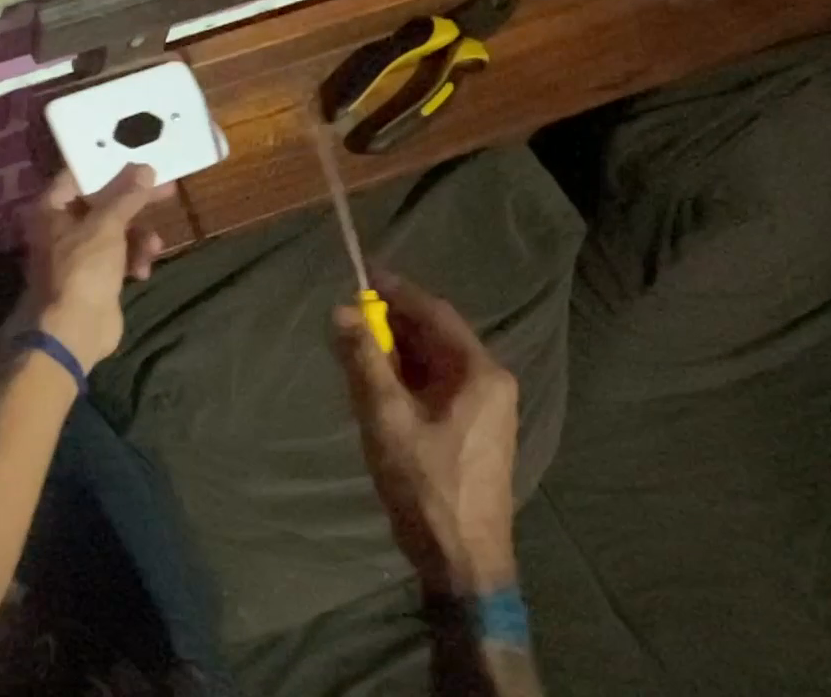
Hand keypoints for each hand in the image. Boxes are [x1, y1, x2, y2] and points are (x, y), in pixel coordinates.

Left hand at [24, 164, 169, 370]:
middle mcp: (60, 227)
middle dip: (134, 202)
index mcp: (51, 208)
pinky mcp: (95, 276)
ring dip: (138, 237)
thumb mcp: (107, 225)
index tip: (138, 157)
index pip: (78, 175)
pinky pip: (119, 257)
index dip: (107, 165)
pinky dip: (133, 260)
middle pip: (102, 203)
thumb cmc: (82, 268)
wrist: (73, 329)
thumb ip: (126, 196)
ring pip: (116, 232)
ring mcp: (78, 253)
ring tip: (152, 248)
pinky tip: (142, 272)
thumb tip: (145, 168)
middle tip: (168, 191)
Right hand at [332, 271, 519, 593]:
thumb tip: (341, 310)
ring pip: (432, 362)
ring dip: (393, 349)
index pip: (435, 314)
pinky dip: (402, 375)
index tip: (361, 273)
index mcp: (480, 374)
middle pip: (435, 336)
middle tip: (346, 312)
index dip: (397, 291)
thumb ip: (363, 360)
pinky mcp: (470, 430)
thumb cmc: (425, 482)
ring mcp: (483, 409)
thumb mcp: (385, 416)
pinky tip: (373, 380)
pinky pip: (434, 385)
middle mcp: (489, 384)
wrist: (461, 557)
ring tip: (352, 343)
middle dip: (390, 321)